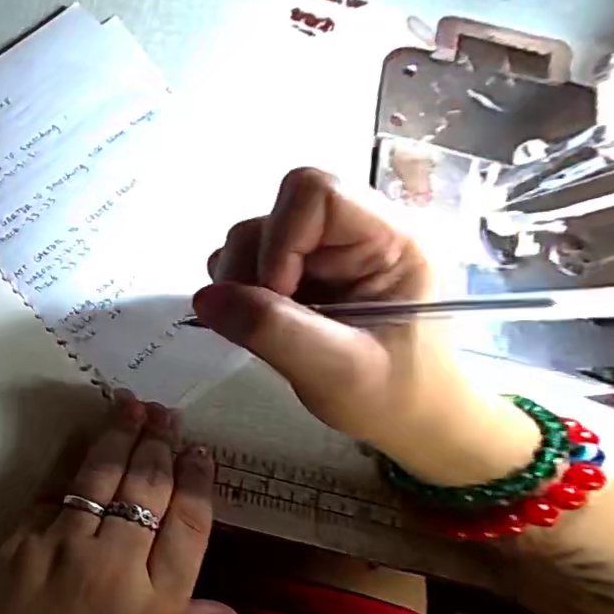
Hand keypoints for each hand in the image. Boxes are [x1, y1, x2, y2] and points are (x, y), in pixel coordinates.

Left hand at [0, 394, 239, 613]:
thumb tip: (232, 612)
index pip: (189, 527)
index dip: (197, 482)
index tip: (200, 452)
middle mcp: (115, 572)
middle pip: (147, 490)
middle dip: (160, 446)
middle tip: (168, 416)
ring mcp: (62, 552)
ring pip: (101, 477)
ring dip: (120, 436)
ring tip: (134, 406)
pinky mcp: (18, 545)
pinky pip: (53, 490)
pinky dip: (70, 459)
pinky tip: (83, 437)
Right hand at [192, 167, 537, 484]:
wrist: (408, 418)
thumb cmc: (392, 397)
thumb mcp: (338, 371)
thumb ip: (273, 331)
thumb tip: (206, 299)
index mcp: (390, 238)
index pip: (316, 194)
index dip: (281, 240)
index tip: (280, 296)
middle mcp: (356, 231)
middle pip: (276, 212)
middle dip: (252, 267)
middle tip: (264, 322)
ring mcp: (326, 251)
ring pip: (254, 236)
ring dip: (241, 282)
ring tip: (266, 328)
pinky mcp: (303, 270)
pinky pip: (249, 260)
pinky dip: (240, 291)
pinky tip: (264, 323)